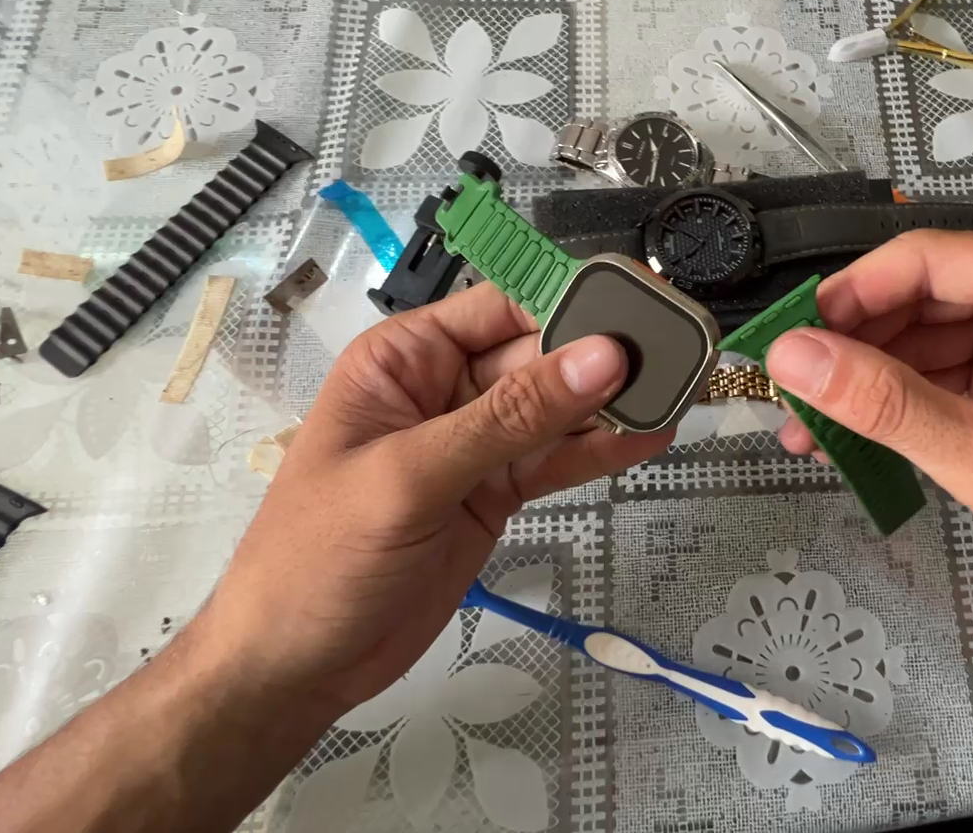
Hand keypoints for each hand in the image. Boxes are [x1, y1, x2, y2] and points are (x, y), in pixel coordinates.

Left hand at [189, 283, 671, 714]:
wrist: (296, 669)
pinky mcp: (498, 489)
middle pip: (540, 356)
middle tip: (673, 358)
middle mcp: (447, 388)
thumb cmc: (323, 555)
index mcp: (408, 359)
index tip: (635, 308)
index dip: (566, 303)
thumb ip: (513, 416)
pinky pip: (557, 459)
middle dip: (601, 359)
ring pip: (557, 409)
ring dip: (611, 405)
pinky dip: (600, 452)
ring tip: (676, 395)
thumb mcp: (415, 475)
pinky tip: (647, 439)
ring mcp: (477, 442)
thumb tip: (603, 356)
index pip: (501, 308)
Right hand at [765, 230, 972, 628]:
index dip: (850, 296)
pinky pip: (934, 365)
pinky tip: (848, 433)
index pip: (929, 260)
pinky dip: (891, 399)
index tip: (788, 341)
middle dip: (852, 348)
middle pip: (917, 295)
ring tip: (806, 427)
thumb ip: (887, 404)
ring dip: (862, 379)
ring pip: (916, 331)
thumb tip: (791, 355)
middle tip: (791, 395)